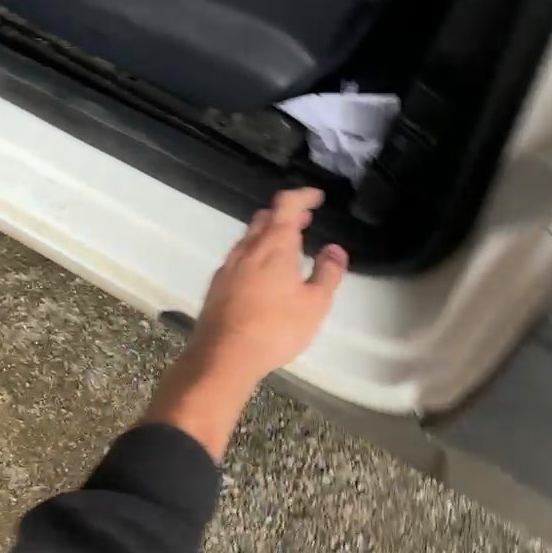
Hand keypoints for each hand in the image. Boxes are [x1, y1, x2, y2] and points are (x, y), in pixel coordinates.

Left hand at [188, 187, 347, 383]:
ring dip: (268, 235)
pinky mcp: (216, 286)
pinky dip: (254, 255)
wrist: (223, 355)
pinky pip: (238, 259)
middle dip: (286, 215)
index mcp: (275, 244)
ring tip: (285, 248)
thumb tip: (335, 249)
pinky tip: (260, 275)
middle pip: (265, 217)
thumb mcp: (314, 304)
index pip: (287, 204)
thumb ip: (327, 273)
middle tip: (305, 222)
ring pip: (248, 238)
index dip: (303, 196)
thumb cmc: (275, 328)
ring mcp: (228, 266)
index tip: (316, 198)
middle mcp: (248, 248)